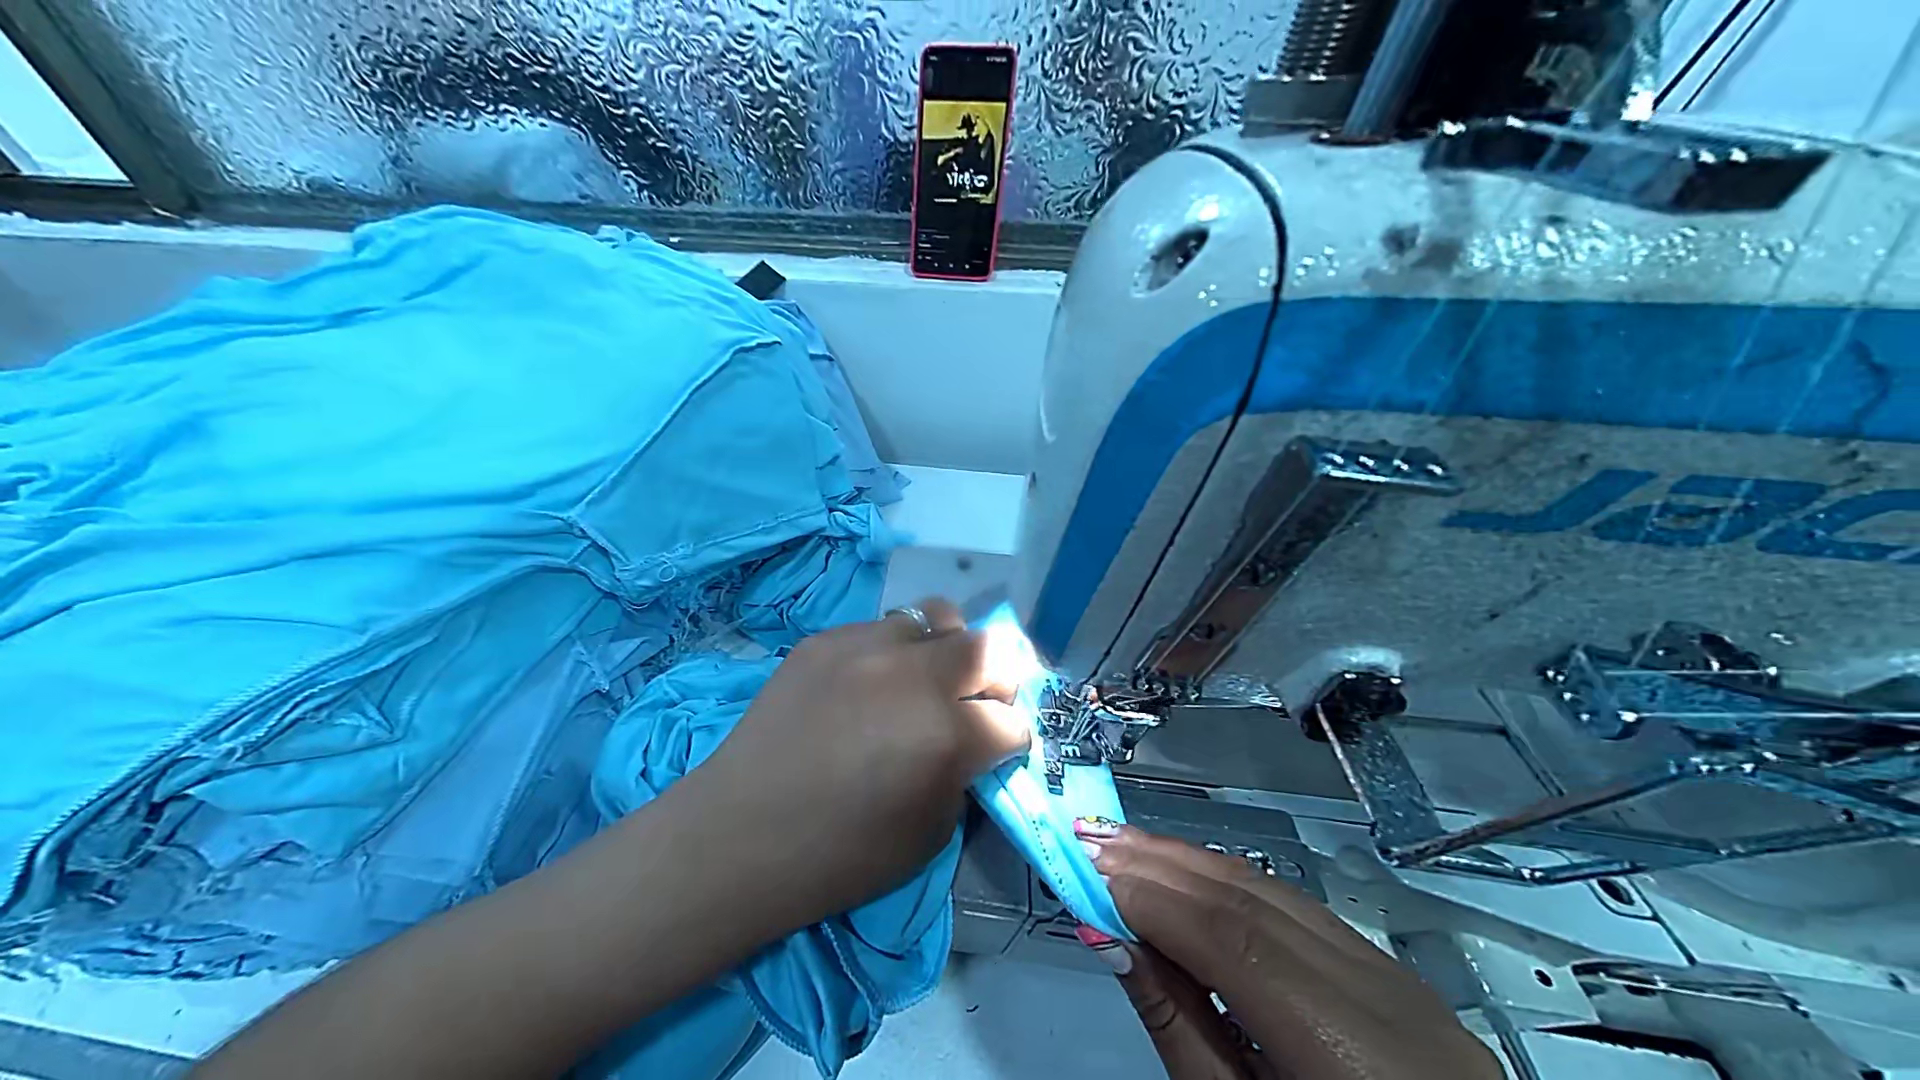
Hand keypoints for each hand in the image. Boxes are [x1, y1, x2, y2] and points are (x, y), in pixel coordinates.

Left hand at [680, 597, 1028, 934]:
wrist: (740, 835)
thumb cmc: (840, 855)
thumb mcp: (930, 834)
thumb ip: (964, 775)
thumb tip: (974, 741)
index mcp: (947, 733)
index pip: (1012, 719)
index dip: (1008, 739)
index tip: (993, 749)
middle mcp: (914, 676)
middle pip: (990, 647)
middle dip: (995, 679)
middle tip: (972, 704)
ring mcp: (866, 647)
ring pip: (936, 616)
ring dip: (944, 649)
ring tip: (922, 679)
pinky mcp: (825, 639)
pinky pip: (879, 628)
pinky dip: (890, 653)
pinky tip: (866, 685)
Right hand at [1084, 827, 1502, 1079]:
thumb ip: (1178, 1028)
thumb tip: (1114, 941)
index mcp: (1352, 1054)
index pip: (1234, 941)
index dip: (1155, 898)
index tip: (1089, 871)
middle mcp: (1381, 996)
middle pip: (1251, 901)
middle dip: (1161, 864)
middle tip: (1091, 839)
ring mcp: (1390, 974)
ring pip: (1272, 890)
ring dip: (1188, 863)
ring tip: (1123, 844)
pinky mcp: (1382, 966)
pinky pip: (1292, 904)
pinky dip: (1227, 881)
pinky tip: (1185, 871)